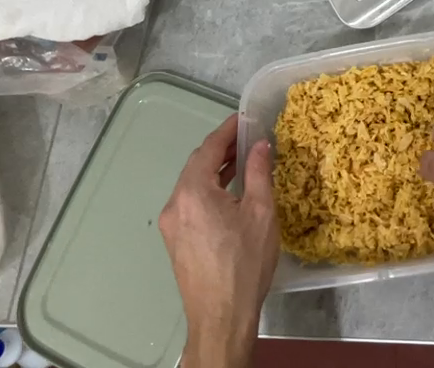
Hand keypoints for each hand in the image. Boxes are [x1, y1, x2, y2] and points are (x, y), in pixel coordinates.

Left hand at [158, 114, 278, 367]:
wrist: (222, 317)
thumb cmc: (244, 262)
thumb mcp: (260, 211)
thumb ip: (258, 172)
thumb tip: (259, 144)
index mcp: (193, 192)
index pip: (209, 149)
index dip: (227, 130)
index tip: (244, 116)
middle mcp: (175, 204)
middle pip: (197, 164)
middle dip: (221, 148)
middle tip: (248, 136)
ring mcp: (172, 225)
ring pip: (193, 184)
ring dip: (216, 169)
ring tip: (243, 159)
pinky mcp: (176, 241)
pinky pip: (191, 202)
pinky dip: (210, 188)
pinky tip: (230, 190)